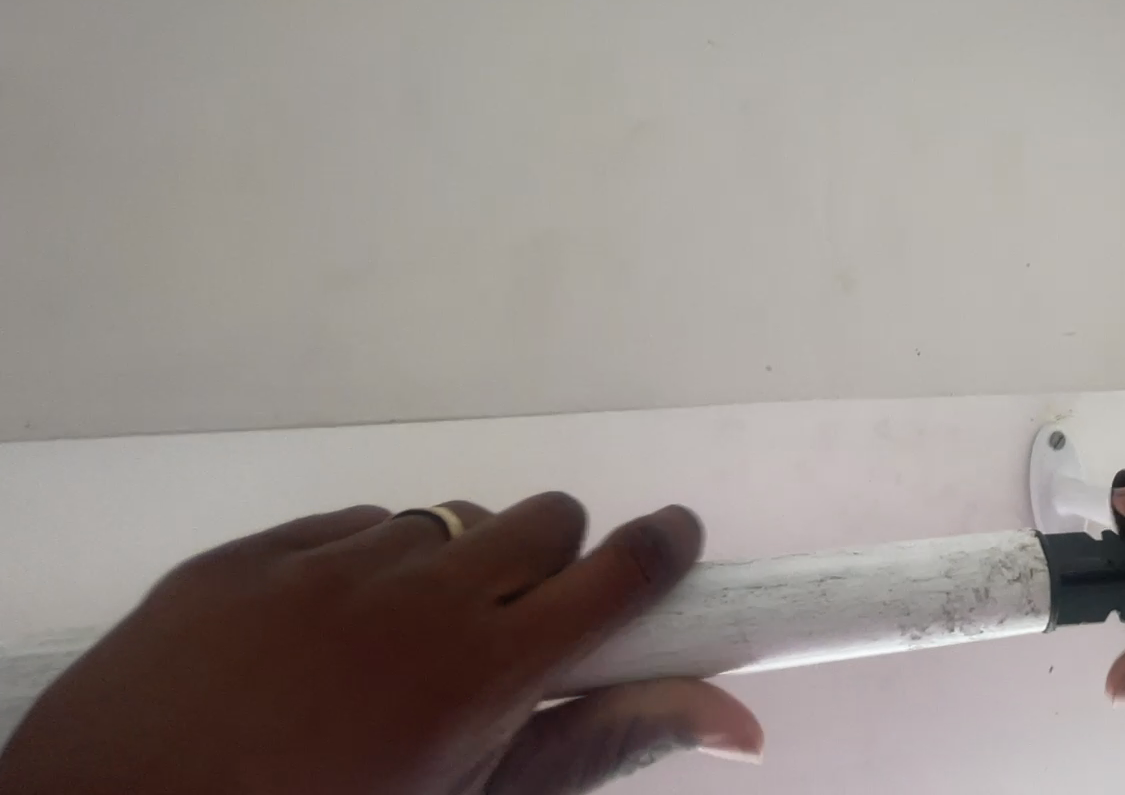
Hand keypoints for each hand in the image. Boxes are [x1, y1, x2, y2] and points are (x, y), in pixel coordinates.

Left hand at [0, 496, 762, 794]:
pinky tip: (307, 638)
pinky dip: (358, 566)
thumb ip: (616, 743)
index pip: (622, 570)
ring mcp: (322, 571)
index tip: (674, 542)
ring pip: (451, 517)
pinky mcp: (242, 558)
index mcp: (485, 675)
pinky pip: (351, 524)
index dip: (664, 544)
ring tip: (388, 642)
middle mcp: (418, 602)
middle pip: (548, 516)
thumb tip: (747, 722)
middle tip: (506, 623)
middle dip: (549, 560)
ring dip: (450, 566)